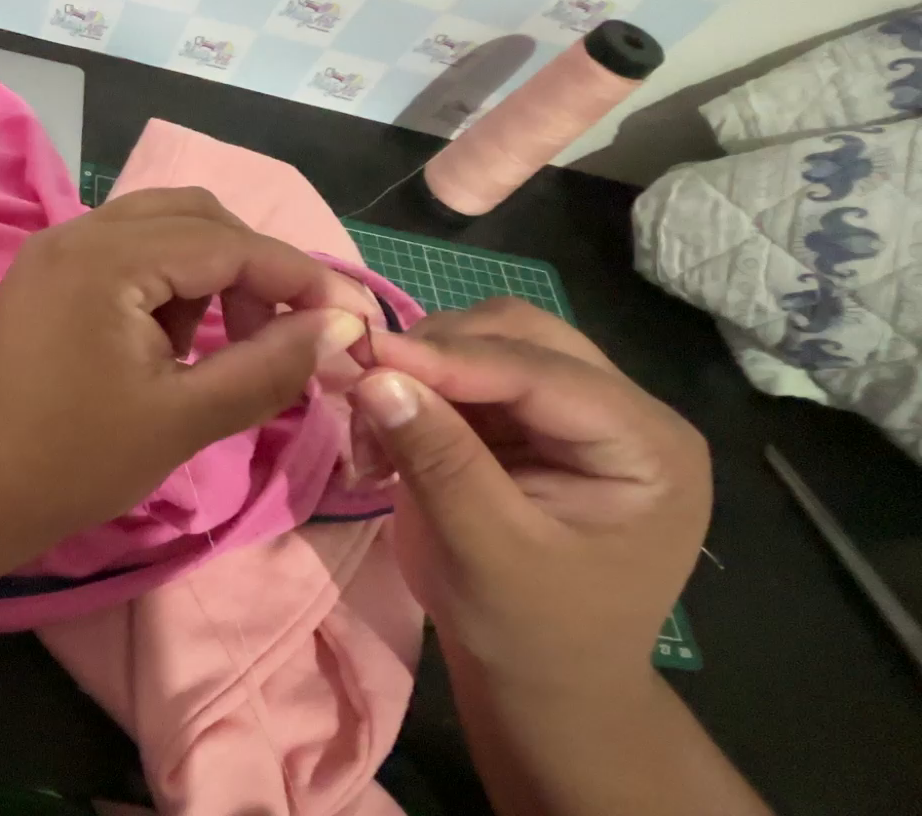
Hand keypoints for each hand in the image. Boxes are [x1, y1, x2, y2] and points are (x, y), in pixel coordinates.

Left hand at [0, 187, 365, 538]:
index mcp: (106, 259)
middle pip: (194, 217)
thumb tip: (338, 327)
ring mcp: (53, 249)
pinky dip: (162, 282)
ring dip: (206, 273)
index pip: (227, 243)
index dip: (297, 277)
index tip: (349, 319)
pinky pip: (123, 252)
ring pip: (158, 229)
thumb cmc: (73, 461)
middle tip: (275, 334)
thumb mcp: (184, 419)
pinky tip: (165, 340)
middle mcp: (76, 233)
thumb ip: (268, 366)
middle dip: (249, 267)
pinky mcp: (44, 274)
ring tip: (214, 346)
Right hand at [352, 297, 710, 693]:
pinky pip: (456, 376)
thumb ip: (438, 459)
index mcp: (646, 447)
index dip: (451, 358)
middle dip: (436, 352)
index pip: (543, 373)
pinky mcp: (519, 421)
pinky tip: (383, 434)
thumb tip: (374, 376)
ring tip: (372, 424)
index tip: (365, 353)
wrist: (536, 674)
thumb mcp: (485, 549)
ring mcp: (566, 412)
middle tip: (364, 381)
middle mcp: (617, 412)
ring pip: (482, 343)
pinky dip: (411, 392)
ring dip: (417, 370)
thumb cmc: (530, 627)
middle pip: (518, 335)